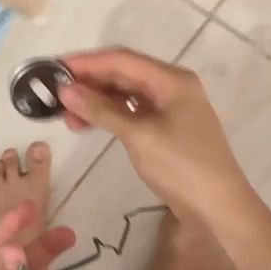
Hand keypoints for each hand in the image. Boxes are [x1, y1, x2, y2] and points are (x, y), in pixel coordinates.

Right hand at [57, 46, 251, 216]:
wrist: (219, 210)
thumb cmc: (182, 167)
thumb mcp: (138, 136)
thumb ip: (101, 110)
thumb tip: (65, 90)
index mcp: (171, 80)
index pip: (120, 59)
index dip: (85, 63)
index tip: (51, 70)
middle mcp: (171, 86)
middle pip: (122, 73)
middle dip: (87, 82)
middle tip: (53, 94)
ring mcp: (170, 108)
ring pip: (124, 93)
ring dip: (95, 100)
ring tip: (65, 115)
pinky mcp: (166, 128)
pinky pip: (130, 111)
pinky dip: (108, 115)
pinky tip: (86, 124)